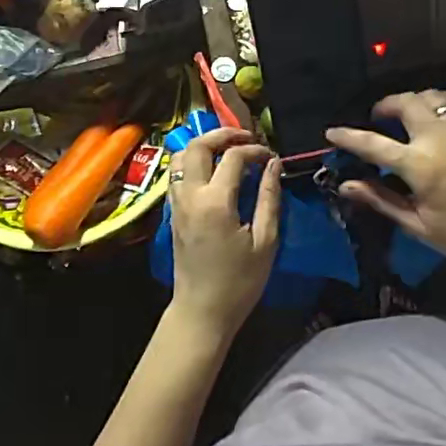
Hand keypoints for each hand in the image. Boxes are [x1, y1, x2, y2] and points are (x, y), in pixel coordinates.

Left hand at [168, 128, 280, 337]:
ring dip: (204, 146)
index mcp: (215, 202)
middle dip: (223, 135)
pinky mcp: (172, 212)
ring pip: (181, 156)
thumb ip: (269, 198)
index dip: (254, 150)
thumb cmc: (240, 282)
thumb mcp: (265, 241)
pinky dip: (194, 162)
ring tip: (229, 151)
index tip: (271, 157)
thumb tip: (274, 164)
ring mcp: (176, 203)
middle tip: (246, 139)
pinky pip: (177, 174)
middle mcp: (190, 195)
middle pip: (198, 145)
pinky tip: (213, 172)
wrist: (202, 310)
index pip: (233, 157)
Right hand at [327, 90, 445, 287]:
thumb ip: (380, 200)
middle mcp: (442, 139)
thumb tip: (346, 186)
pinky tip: (437, 110)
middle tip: (376, 119)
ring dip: (412, 100)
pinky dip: (444, 98)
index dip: (348, 137)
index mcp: (421, 167)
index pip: (374, 144)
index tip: (332, 132)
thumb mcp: (417, 225)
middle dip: (384, 107)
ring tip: (404, 115)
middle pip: (405, 104)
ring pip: (431, 96)